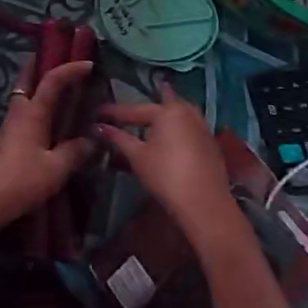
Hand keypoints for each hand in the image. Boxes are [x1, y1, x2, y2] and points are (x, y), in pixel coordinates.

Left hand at [0, 59, 96, 230]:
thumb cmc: (23, 179)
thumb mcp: (57, 168)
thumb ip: (76, 151)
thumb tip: (92, 139)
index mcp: (32, 112)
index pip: (52, 80)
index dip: (69, 68)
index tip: (88, 64)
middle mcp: (20, 110)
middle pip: (28, 78)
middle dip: (41, 63)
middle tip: (59, 56)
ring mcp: (12, 122)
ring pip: (25, 92)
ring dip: (38, 81)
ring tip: (60, 84)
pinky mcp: (10, 135)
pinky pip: (25, 107)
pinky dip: (37, 100)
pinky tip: (50, 114)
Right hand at [96, 80, 250, 250]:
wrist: (204, 205)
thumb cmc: (166, 175)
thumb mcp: (137, 156)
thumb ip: (118, 138)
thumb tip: (98, 126)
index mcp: (168, 111)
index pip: (134, 109)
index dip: (113, 112)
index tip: (97, 112)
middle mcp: (188, 113)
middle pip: (164, 102)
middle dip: (146, 104)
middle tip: (131, 104)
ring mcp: (203, 128)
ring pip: (180, 113)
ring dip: (165, 113)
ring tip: (152, 115)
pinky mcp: (211, 144)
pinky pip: (190, 126)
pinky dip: (177, 126)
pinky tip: (171, 135)